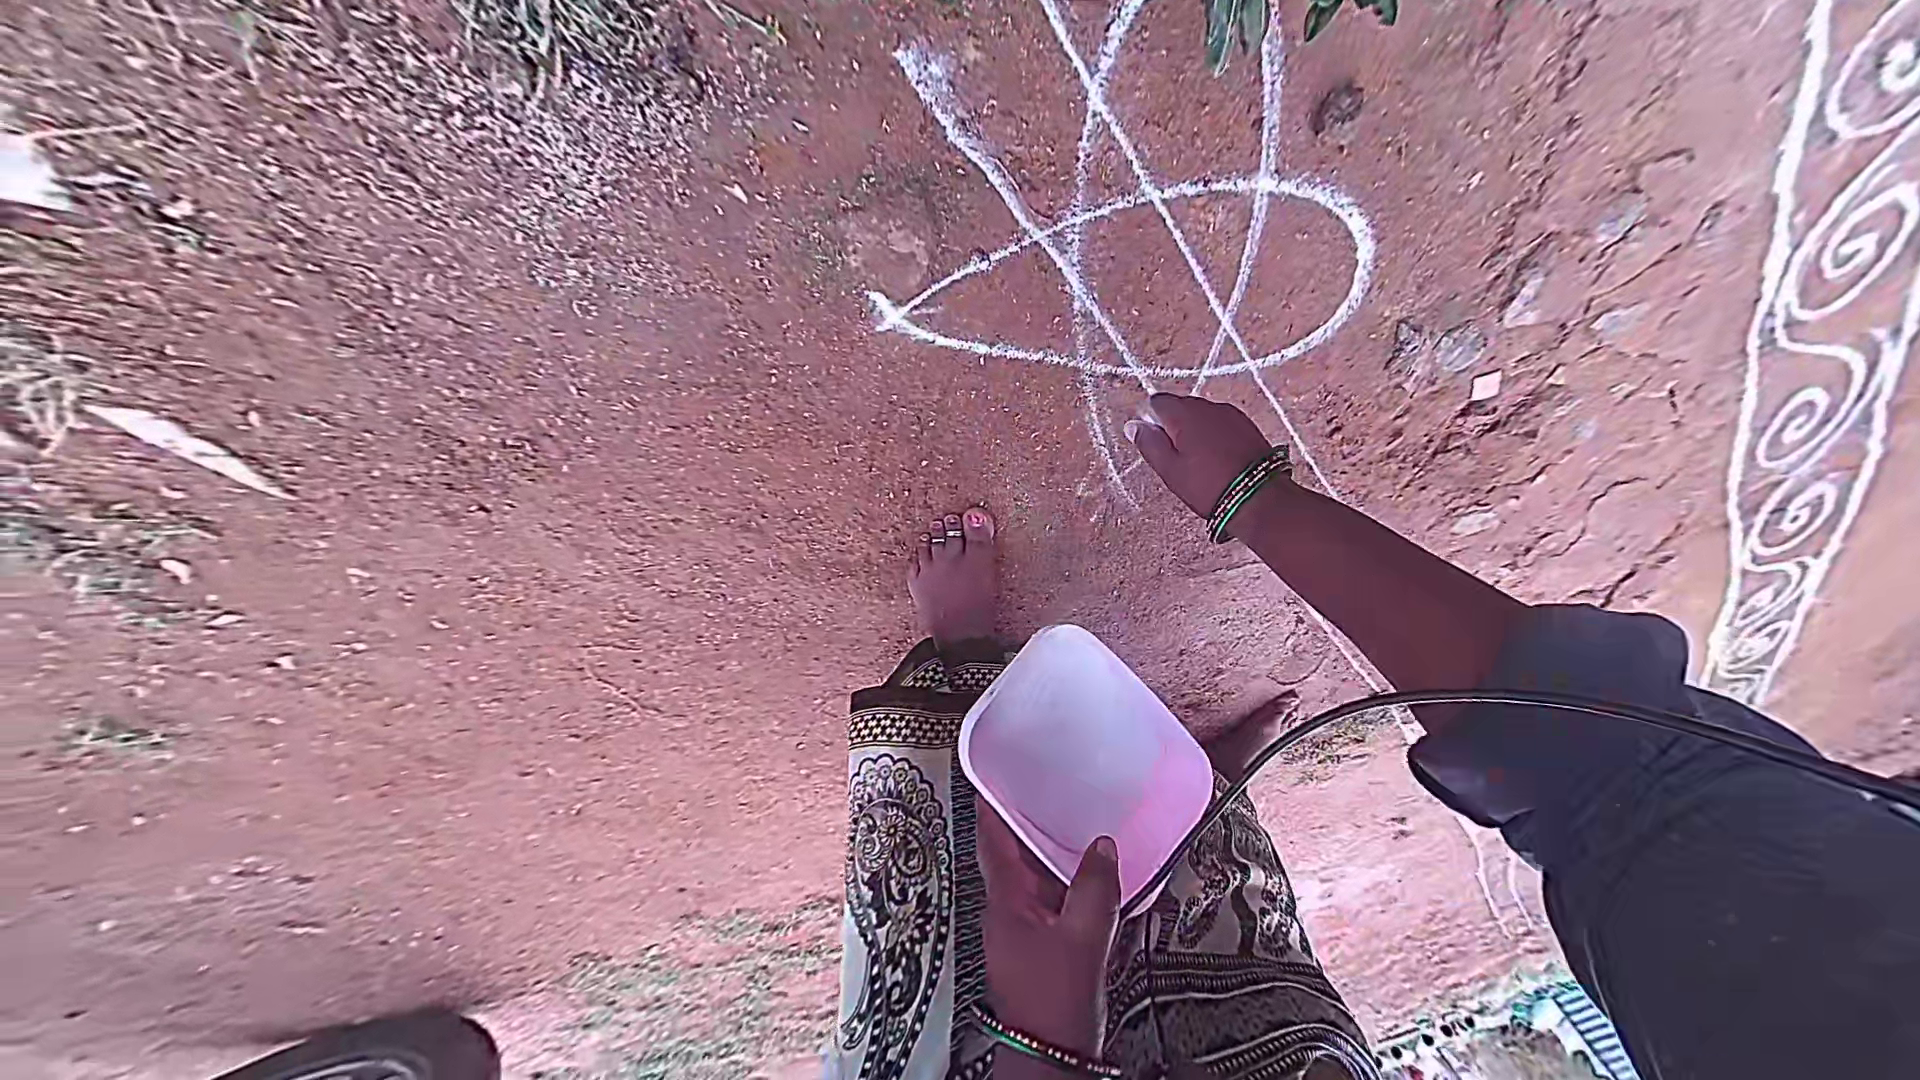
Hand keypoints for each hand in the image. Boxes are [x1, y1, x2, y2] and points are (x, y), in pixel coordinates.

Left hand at [975, 795, 1121, 1058]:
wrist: (1053, 1058)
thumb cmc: (1055, 1001)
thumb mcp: (1083, 938)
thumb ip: (1095, 888)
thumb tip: (1103, 847)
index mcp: (1006, 901)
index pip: (992, 843)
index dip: (990, 810)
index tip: (989, 781)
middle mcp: (1007, 911)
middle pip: (1013, 857)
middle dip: (1027, 828)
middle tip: (1043, 795)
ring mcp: (1020, 930)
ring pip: (1033, 881)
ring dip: (1049, 858)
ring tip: (1071, 829)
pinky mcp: (1036, 947)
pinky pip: (1047, 903)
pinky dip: (1063, 886)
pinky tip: (1087, 881)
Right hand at [1124, 392, 1275, 515]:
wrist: (1258, 497)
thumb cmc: (1209, 486)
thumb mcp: (1169, 469)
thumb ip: (1149, 443)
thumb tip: (1133, 426)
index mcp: (1184, 414)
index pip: (1158, 402)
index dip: (1150, 420)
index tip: (1153, 441)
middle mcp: (1208, 407)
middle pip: (1181, 406)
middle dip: (1172, 425)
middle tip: (1173, 457)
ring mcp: (1230, 414)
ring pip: (1202, 415)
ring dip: (1194, 430)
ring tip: (1195, 461)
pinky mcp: (1247, 425)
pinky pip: (1220, 423)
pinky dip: (1213, 435)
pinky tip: (1214, 458)